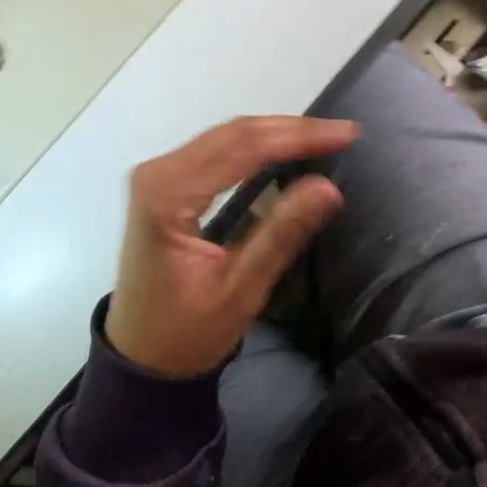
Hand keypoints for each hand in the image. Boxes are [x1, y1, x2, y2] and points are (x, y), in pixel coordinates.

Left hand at [107, 117, 359, 377]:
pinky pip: (214, 151)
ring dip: (275, 134)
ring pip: (225, 137)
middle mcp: (157, 173)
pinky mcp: (163, 184)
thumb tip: (328, 188)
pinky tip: (285, 150)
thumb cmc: (186, 333)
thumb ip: (281, 235)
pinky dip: (254, 147)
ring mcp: (156, 176)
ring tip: (323, 138)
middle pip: (232, 133)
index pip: (242, 148)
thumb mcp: (240, 291)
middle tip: (344, 133)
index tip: (346, 134)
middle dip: (291, 129)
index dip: (297, 137)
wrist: (139, 357)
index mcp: (167, 195)